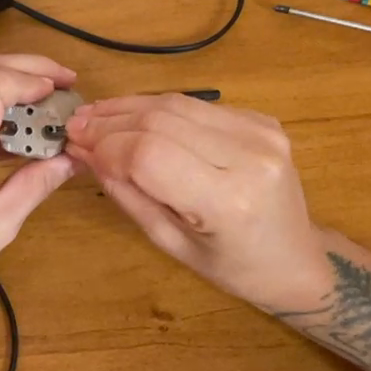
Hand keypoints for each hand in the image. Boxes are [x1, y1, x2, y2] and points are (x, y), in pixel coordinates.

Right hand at [63, 94, 329, 311]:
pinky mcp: (262, 120)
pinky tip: (131, 118)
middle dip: (110, 122)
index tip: (73, 145)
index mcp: (228, 201)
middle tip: (74, 127)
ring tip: (94, 117)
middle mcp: (249, 157)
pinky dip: (157, 109)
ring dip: (128, 108)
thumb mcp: (170, 243)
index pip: (150, 155)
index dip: (106, 145)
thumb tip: (85, 153)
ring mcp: (260, 132)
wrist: (297, 259)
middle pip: (160, 121)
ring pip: (175, 103)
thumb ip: (128, 194)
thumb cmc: (232, 268)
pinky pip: (195, 105)